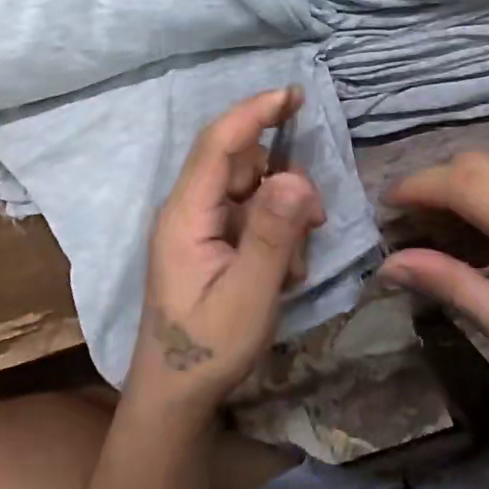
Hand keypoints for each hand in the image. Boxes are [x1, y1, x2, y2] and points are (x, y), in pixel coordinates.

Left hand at [127, 88, 324, 421]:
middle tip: (312, 225)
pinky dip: (274, 236)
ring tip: (291, 268)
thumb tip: (294, 176)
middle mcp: (187, 210)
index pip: (218, 144)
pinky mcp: (210, 243)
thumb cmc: (208, 347)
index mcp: (185, 214)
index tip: (293, 94)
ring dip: (282, 217)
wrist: (176, 394)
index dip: (253, 112)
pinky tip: (281, 275)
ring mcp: (198, 227)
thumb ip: (273, 235)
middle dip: (283, 185)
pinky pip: (250, 218)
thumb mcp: (249, 295)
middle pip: (241, 166)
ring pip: (252, 192)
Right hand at [379, 152, 488, 390]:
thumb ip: (445, 283)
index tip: (387, 204)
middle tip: (407, 215)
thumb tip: (386, 265)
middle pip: (474, 163)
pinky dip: (476, 181)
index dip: (419, 186)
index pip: (467, 184)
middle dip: (431, 182)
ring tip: (433, 216)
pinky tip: (469, 213)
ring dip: (452, 180)